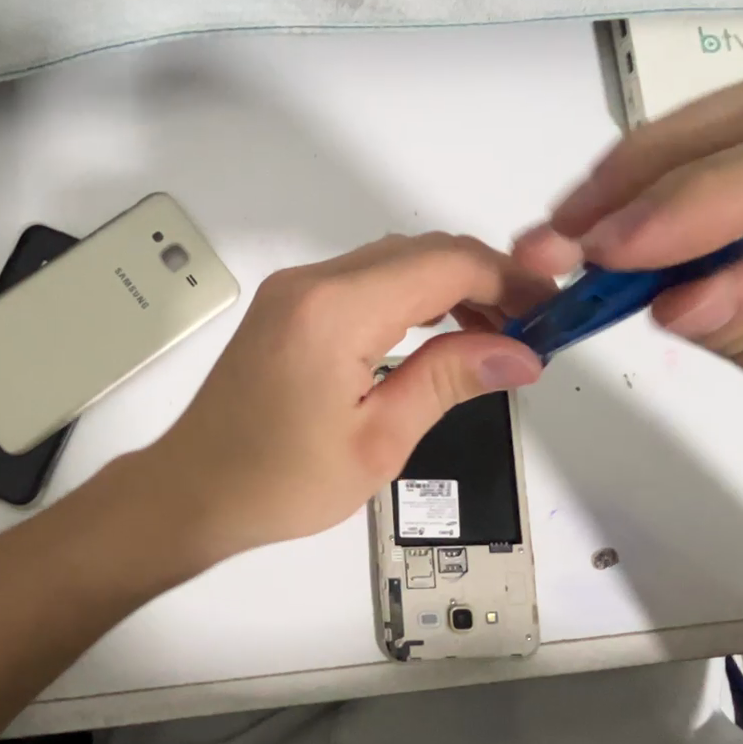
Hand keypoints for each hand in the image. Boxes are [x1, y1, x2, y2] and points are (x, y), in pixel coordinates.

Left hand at [147, 232, 551, 559]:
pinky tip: (432, 338)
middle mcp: (310, 282)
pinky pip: (361, 281)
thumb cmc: (279, 482)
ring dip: (446, 288)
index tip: (549, 314)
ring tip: (488, 340)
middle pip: (420, 253)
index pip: (444, 265)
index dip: (508, 281)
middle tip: (525, 333)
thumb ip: (448, 381)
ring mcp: (292, 290)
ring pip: (392, 262)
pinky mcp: (284, 306)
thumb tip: (520, 354)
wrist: (193, 490)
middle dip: (484, 282)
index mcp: (334, 312)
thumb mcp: (378, 442)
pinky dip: (407, 298)